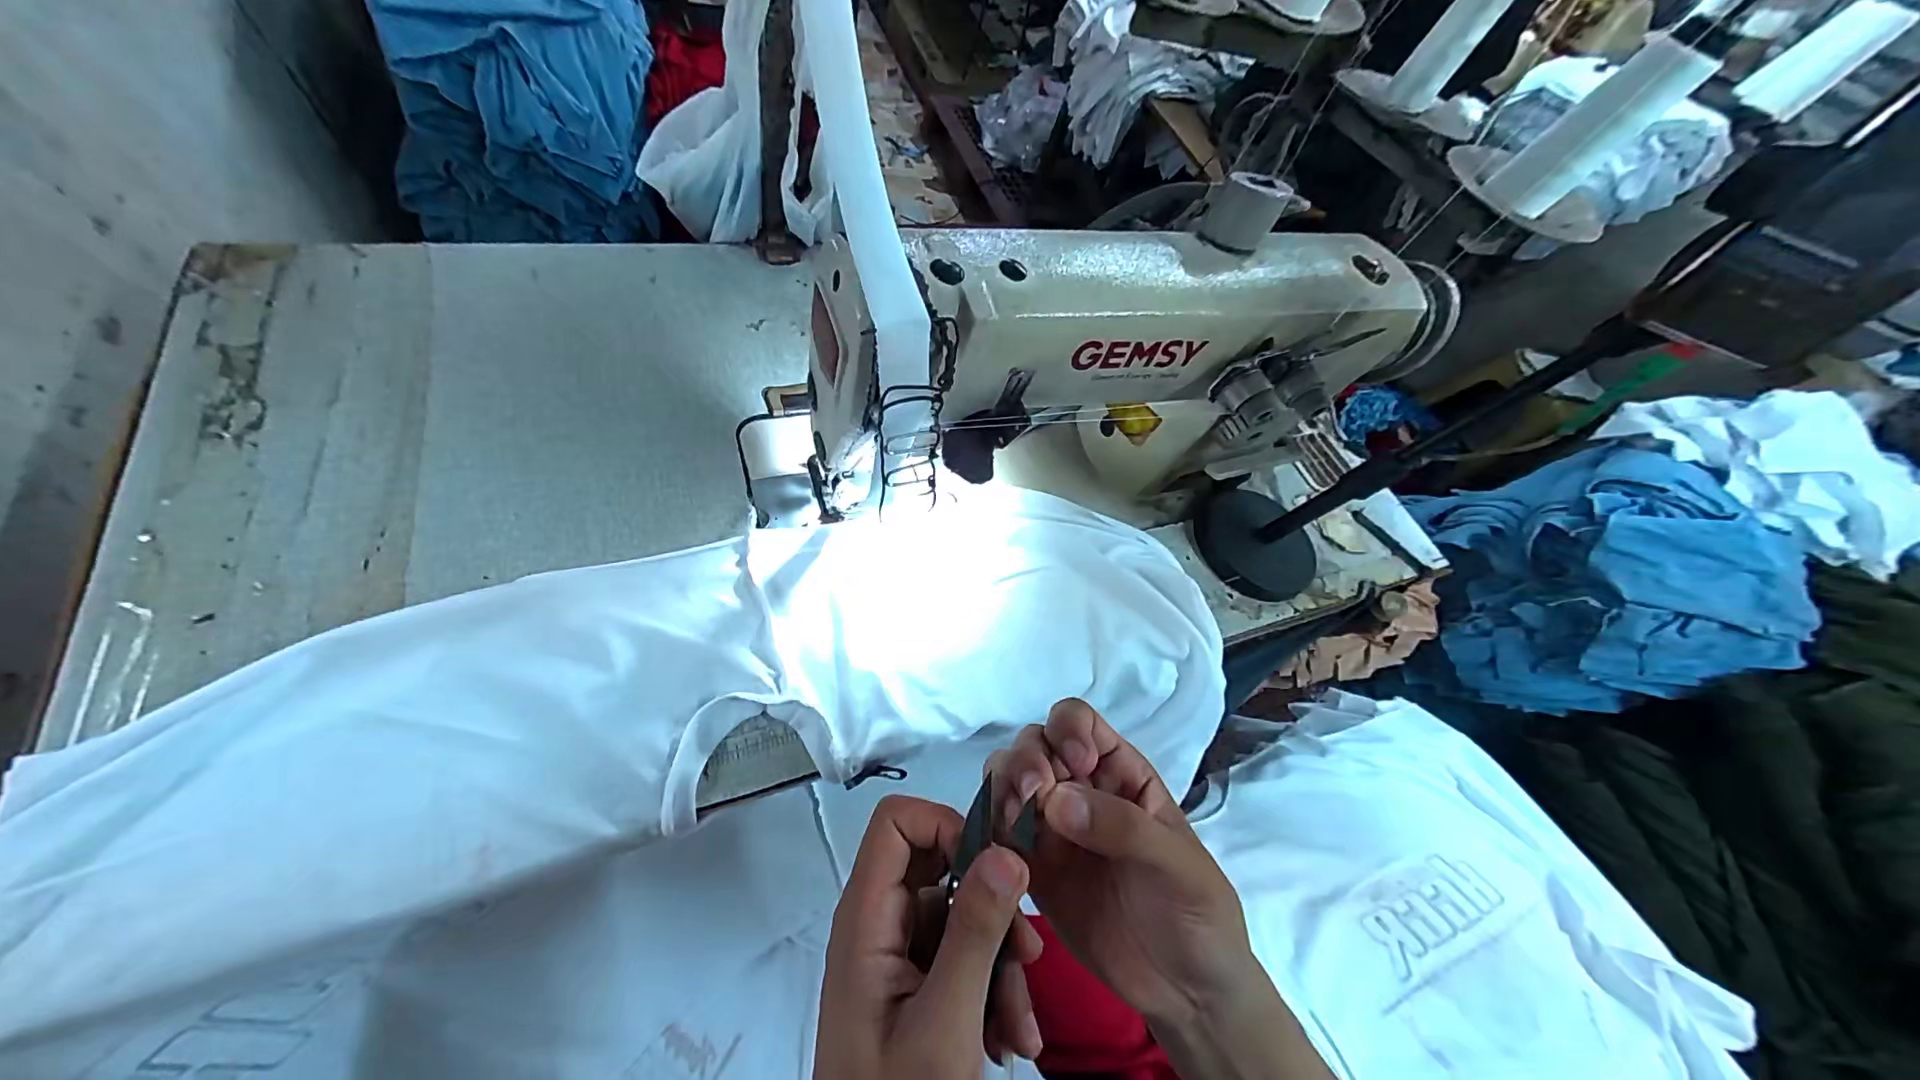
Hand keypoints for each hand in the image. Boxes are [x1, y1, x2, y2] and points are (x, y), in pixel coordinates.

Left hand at [814, 795, 1046, 1079]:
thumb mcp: (945, 1023)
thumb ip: (974, 933)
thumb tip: (1005, 852)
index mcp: (866, 918)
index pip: (895, 822)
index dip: (943, 826)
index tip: (992, 867)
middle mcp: (880, 923)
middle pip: (941, 869)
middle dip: (991, 907)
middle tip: (1027, 956)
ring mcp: (899, 954)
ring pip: (962, 918)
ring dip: (1001, 964)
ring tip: (1020, 1026)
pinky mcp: (917, 982)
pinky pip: (963, 957)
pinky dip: (993, 988)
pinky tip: (1011, 1038)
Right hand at [984, 698, 1250, 1022]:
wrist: (1185, 991)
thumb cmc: (1197, 913)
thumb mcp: (1177, 863)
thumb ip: (1123, 827)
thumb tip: (1057, 801)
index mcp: (1119, 773)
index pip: (1078, 722)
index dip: (1068, 730)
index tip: (1076, 765)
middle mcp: (1079, 790)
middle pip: (1033, 745)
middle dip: (1026, 760)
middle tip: (1034, 796)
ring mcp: (1051, 828)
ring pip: (1008, 782)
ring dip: (1003, 790)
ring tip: (1016, 825)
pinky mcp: (1031, 868)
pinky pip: (997, 834)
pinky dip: (990, 832)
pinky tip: (1001, 852)